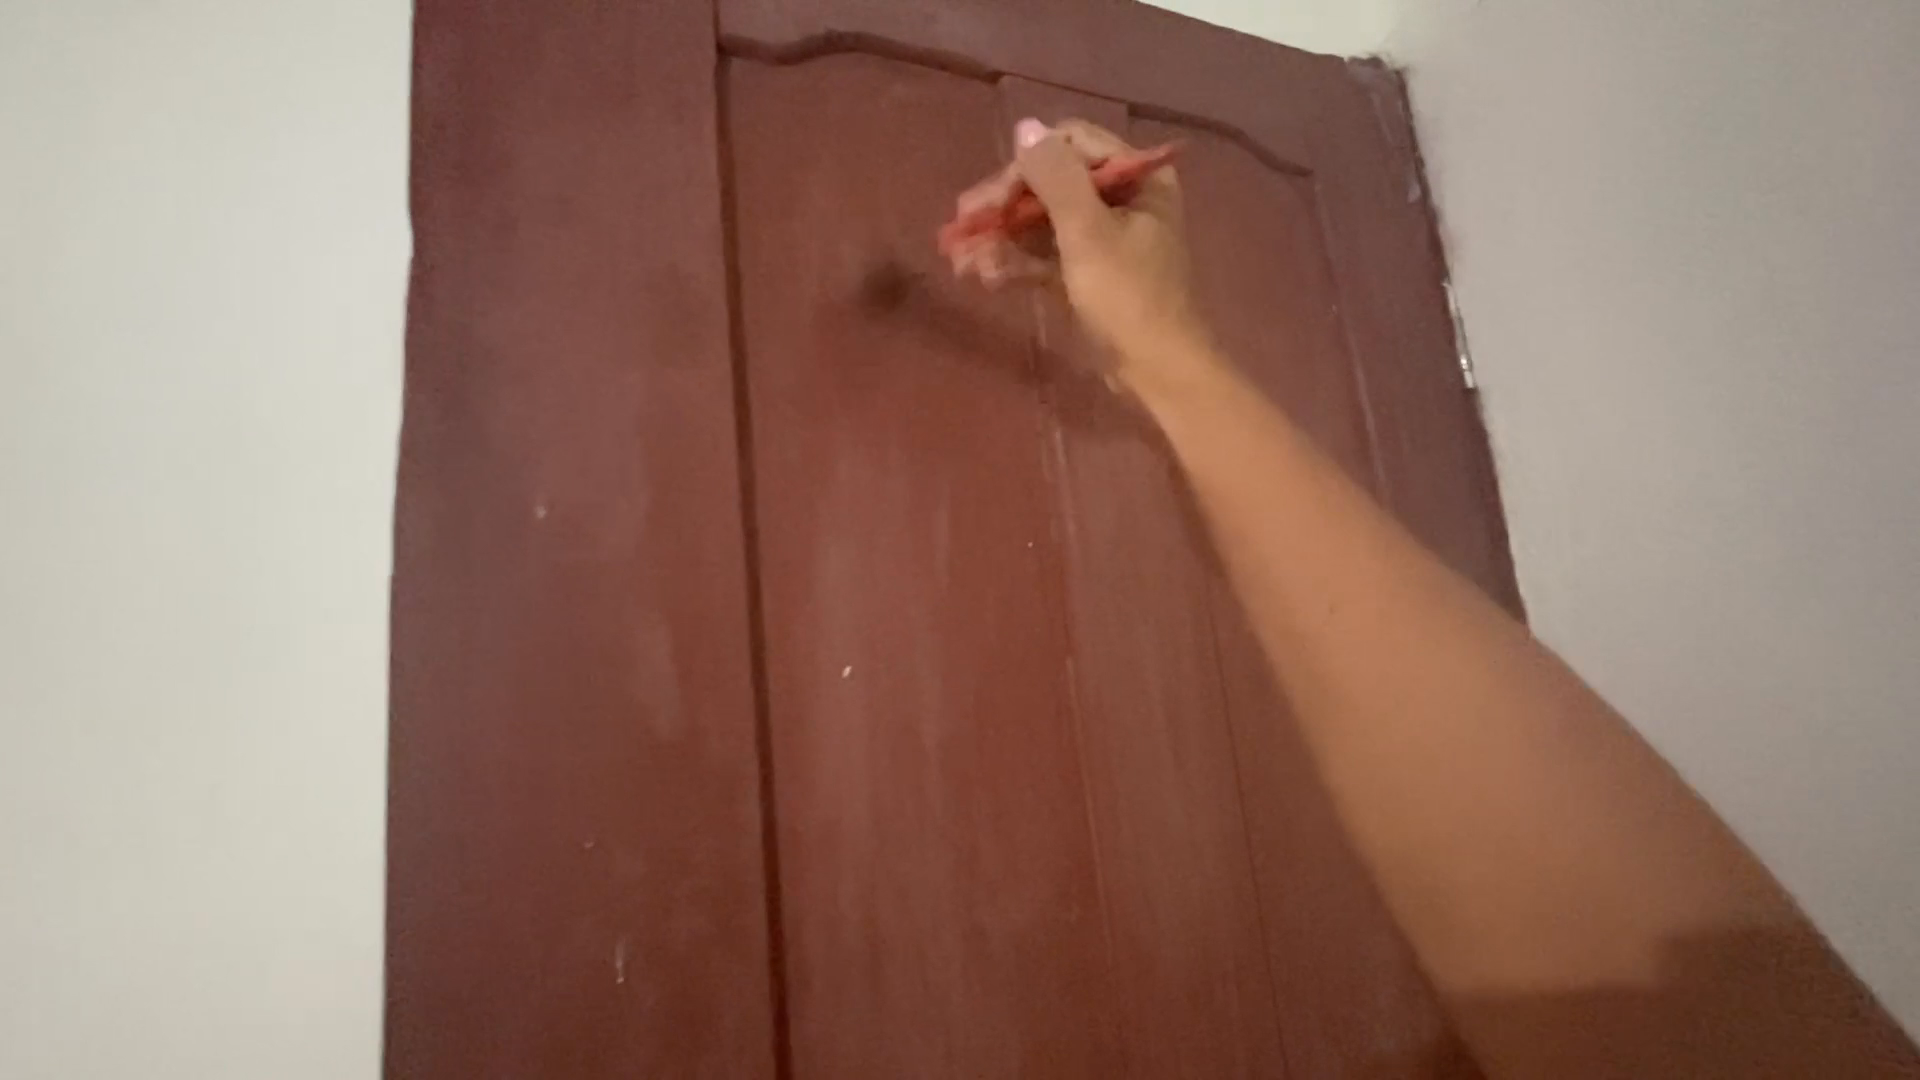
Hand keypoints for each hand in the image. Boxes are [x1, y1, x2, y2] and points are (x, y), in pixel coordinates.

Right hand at [949, 118, 1210, 389]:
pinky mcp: (1090, 277)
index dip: (1024, 168)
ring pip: (1044, 227)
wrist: (1157, 370)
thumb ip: (1056, 177)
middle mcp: (1122, 200)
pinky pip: (1048, 259)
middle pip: (1051, 188)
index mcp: (1137, 177)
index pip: (1070, 148)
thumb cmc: (1129, 298)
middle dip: (1003, 211)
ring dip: (1002, 242)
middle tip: (957, 230)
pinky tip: (986, 278)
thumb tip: (1024, 126)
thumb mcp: (1089, 233)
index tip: (989, 200)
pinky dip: (1019, 266)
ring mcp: (1104, 241)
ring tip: (962, 264)